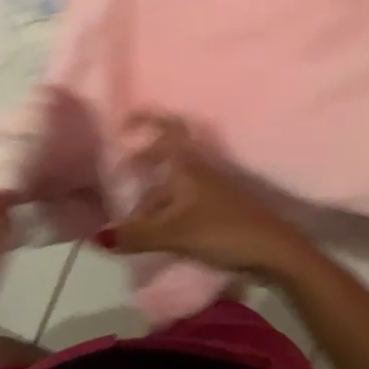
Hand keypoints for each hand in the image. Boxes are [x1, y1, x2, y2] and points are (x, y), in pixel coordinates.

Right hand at [97, 114, 310, 277]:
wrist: (272, 249)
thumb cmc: (221, 229)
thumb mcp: (174, 232)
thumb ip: (136, 234)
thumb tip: (97, 235)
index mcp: (186, 163)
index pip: (165, 129)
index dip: (145, 120)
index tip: (122, 124)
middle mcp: (197, 169)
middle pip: (166, 158)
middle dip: (143, 163)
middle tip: (120, 176)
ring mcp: (209, 190)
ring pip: (173, 184)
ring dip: (152, 196)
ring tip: (129, 219)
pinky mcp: (217, 211)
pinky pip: (182, 202)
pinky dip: (165, 212)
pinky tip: (154, 233)